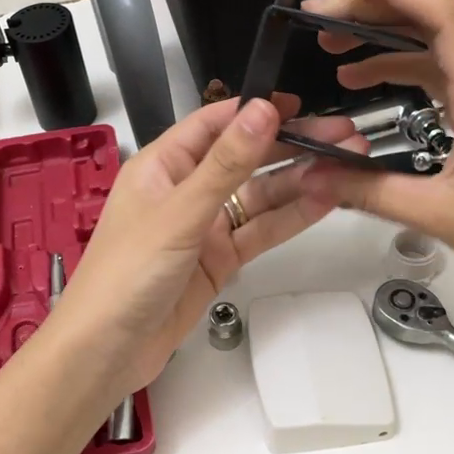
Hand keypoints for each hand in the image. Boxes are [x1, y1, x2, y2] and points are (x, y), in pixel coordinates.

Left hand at [54, 95, 359, 400]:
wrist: (107, 350)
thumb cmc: (124, 276)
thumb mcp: (179, 212)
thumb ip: (225, 164)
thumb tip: (262, 110)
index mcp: (161, 166)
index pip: (215, 124)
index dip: (256, 111)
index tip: (301, 103)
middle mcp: (184, 192)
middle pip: (245, 159)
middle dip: (292, 146)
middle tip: (342, 135)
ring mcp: (203, 229)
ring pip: (259, 197)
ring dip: (300, 182)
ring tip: (346, 165)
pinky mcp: (218, 263)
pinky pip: (259, 233)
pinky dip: (290, 219)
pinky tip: (323, 201)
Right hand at [298, 0, 453, 296]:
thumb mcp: (439, 215)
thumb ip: (370, 191)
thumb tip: (312, 174)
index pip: (441, 12)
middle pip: (436, 14)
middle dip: (375, 5)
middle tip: (320, 13)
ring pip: (439, 39)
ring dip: (386, 33)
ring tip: (333, 43)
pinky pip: (445, 68)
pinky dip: (404, 64)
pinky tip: (366, 78)